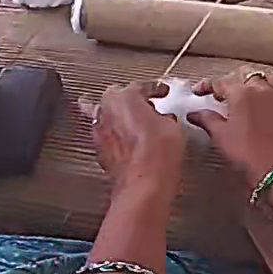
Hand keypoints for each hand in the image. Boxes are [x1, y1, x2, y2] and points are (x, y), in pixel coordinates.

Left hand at [90, 82, 186, 203]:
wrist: (143, 187)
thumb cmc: (155, 155)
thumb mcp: (172, 126)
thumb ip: (164, 116)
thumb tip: (164, 120)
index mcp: (122, 98)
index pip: (140, 87)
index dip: (156, 89)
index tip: (162, 91)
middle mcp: (105, 113)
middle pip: (119, 99)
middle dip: (134, 102)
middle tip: (151, 106)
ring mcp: (100, 133)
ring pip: (112, 119)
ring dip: (125, 120)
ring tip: (143, 126)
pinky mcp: (101, 153)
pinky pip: (112, 138)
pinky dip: (122, 138)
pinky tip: (135, 145)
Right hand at [188, 69, 272, 183]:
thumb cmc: (248, 152)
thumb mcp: (220, 135)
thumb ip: (206, 119)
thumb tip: (196, 114)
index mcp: (242, 92)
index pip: (220, 82)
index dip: (206, 86)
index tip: (199, 92)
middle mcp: (260, 91)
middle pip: (243, 76)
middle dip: (229, 82)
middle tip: (217, 94)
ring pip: (260, 81)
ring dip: (247, 85)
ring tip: (236, 98)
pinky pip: (270, 93)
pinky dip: (259, 95)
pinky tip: (251, 109)